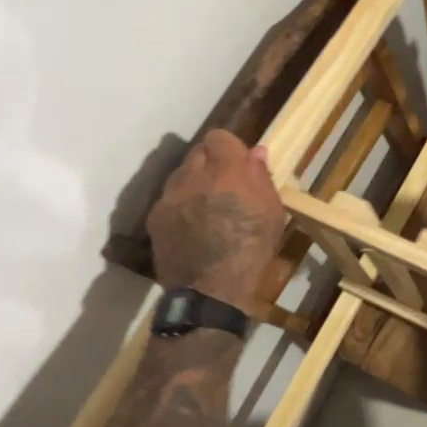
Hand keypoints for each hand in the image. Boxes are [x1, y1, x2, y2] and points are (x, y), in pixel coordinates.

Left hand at [147, 130, 285, 305]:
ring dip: (194, 182)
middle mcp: (193, 176)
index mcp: (226, 171)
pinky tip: (191, 224)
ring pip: (180, 174)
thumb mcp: (272, 213)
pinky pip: (168, 198)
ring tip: (206, 204)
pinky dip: (180, 204)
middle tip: (224, 183)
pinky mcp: (155, 217)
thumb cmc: (252, 249)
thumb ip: (261, 178)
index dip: (230, 147)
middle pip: (197, 152)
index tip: (240, 163)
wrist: (212, 290)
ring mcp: (169, 197)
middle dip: (211, 161)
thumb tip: (256, 152)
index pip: (219, 136)